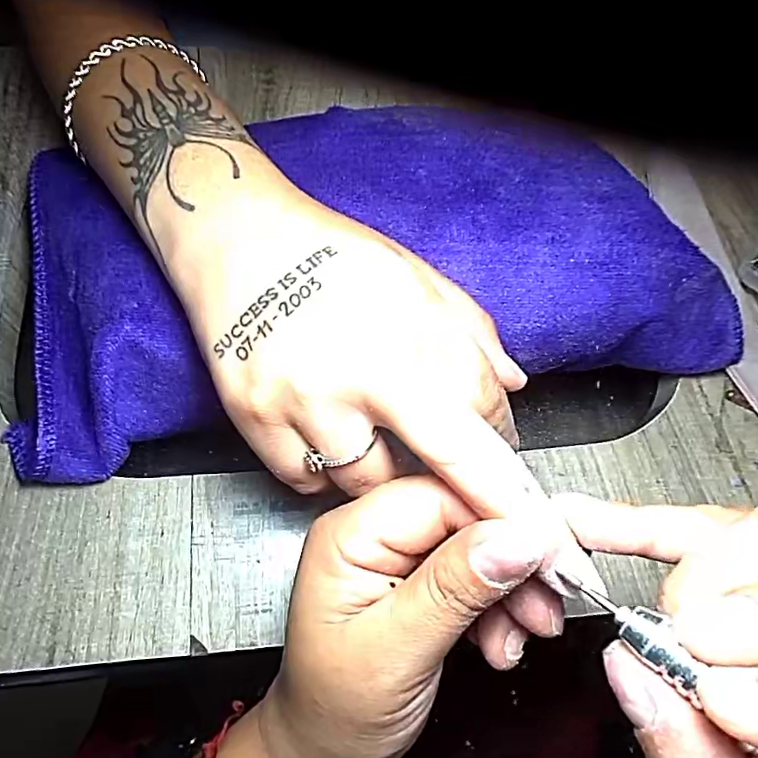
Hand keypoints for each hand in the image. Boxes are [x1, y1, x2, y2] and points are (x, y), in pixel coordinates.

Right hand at [165, 184, 605, 661]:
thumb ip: (471, 332)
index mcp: (415, 331)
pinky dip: (319, 466)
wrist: (237, 238)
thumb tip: (512, 388)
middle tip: (481, 520)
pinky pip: (302, 477)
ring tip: (369, 437)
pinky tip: (319, 431)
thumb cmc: (329, 252)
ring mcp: (303, 400)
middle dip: (478, 506)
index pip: (487, 423)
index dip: (507, 468)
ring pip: (364, 482)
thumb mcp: (414, 275)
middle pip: (444, 469)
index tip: (521, 500)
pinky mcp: (254, 416)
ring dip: (378, 471)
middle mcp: (362, 373)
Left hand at [254, 476, 563, 757]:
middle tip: (550, 602)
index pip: (438, 495)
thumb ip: (453, 590)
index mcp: (348, 534)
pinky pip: (473, 571)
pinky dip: (501, 605)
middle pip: (462, 514)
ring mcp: (393, 554)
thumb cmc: (335, 707)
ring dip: (513, 588)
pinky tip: (502, 641)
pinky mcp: (415, 578)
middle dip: (515, 558)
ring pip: (475, 543)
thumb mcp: (396, 652)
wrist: (324, 747)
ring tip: (524, 634)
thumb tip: (516, 537)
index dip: (504, 519)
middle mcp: (369, 533)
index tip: (555, 557)